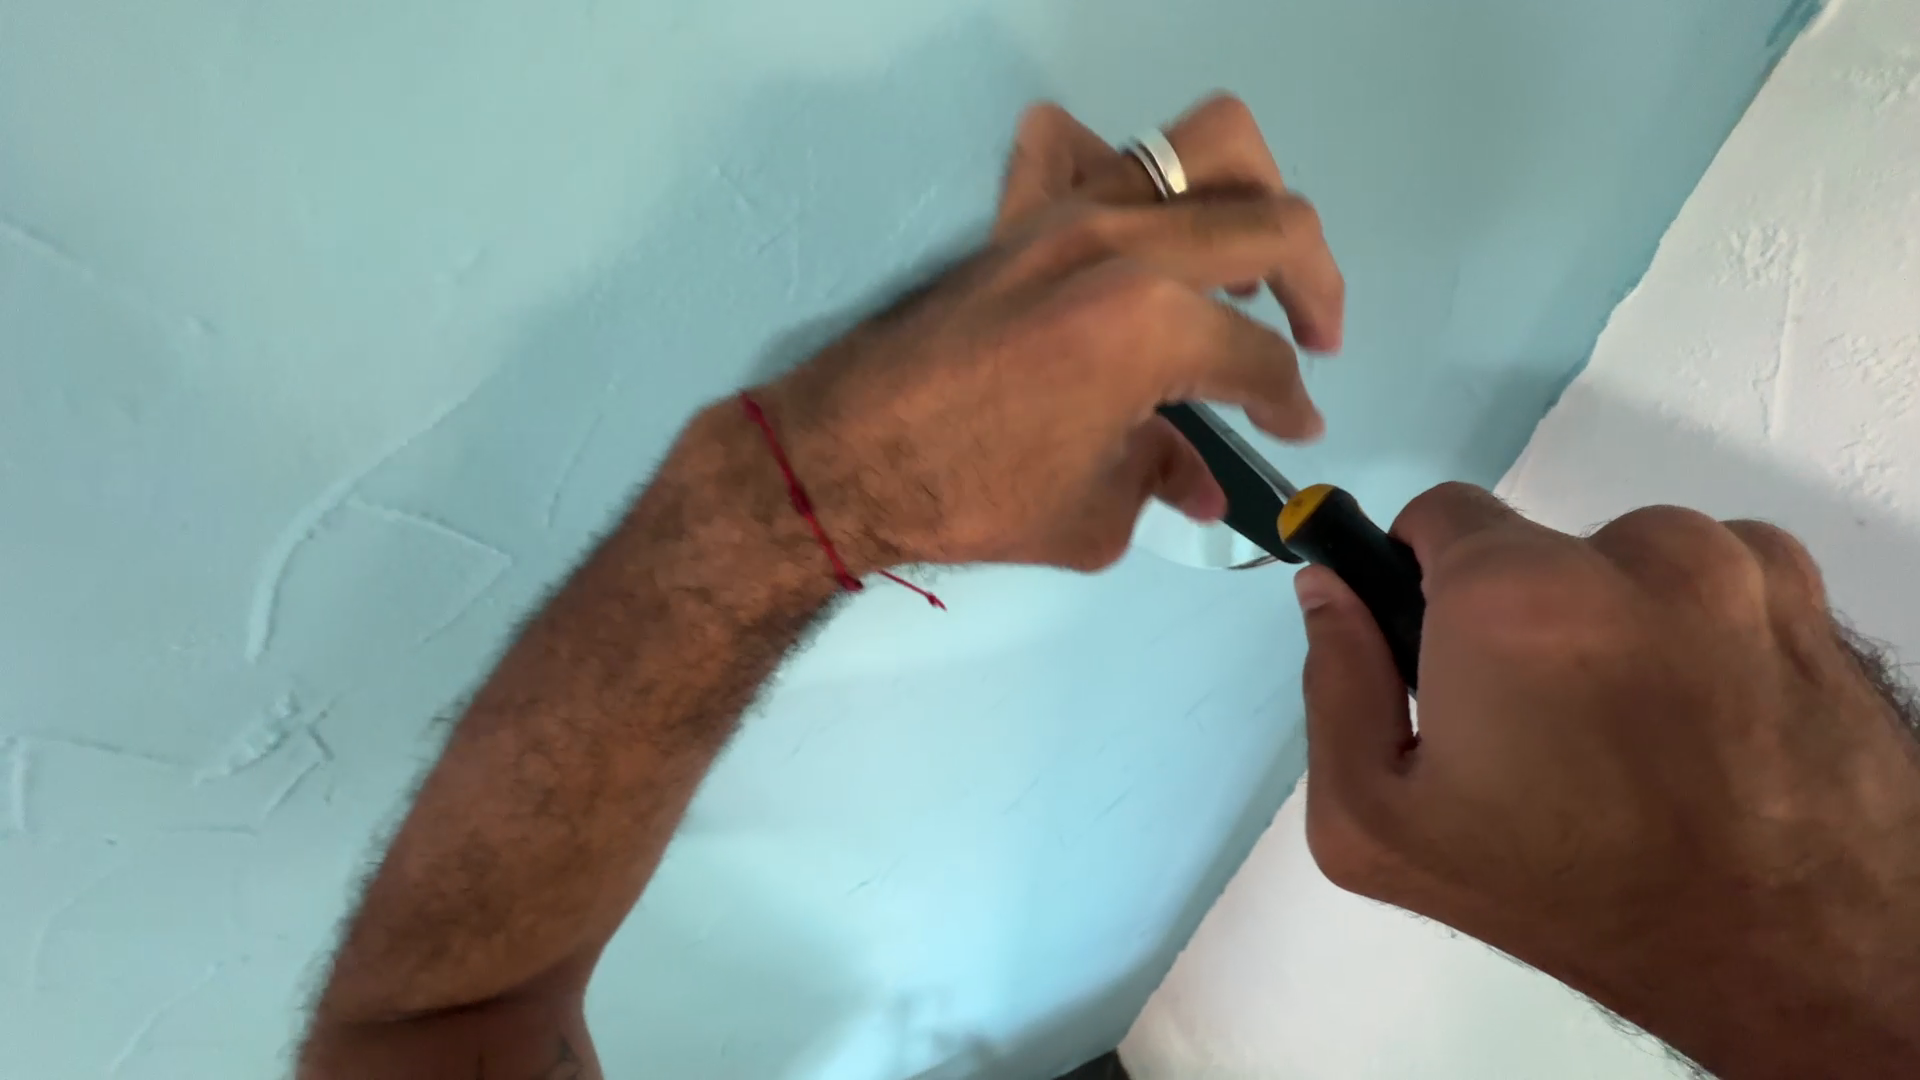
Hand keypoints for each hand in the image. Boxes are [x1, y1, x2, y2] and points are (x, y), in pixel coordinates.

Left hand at [749, 97, 1344, 571]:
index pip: (1258, 360)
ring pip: (1200, 145)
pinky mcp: (1015, 218)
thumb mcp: (1090, 518)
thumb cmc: (964, 498)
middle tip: (1315, 338)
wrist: (844, 457)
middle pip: (1272, 225)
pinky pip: (1074, 146)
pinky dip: (1114, 164)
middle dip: (1316, 287)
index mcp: (1149, 327)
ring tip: (1245, 264)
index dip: (1290, 402)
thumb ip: (1163, 482)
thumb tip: (1204, 483)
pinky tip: (1125, 222)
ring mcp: (1064, 215)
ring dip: (1249, 197)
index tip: (1296, 427)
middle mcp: (1122, 245)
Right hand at [1299, 483, 1919, 1076]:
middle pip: (1523, 545)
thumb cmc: (1547, 890)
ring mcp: (1746, 578)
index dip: (1417, 574)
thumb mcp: (1367, 814)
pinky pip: (1718, 575)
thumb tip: (1326, 586)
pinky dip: (1688, 622)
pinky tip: (1689, 711)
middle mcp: (1637, 559)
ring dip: (1598, 612)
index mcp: (1512, 598)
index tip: (1436, 643)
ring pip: (1619, 558)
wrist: (1790, 977)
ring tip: (1614, 719)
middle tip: (1519, 712)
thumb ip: (1331, 680)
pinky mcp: (1824, 612)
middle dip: (1501, 608)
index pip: (1437, 512)